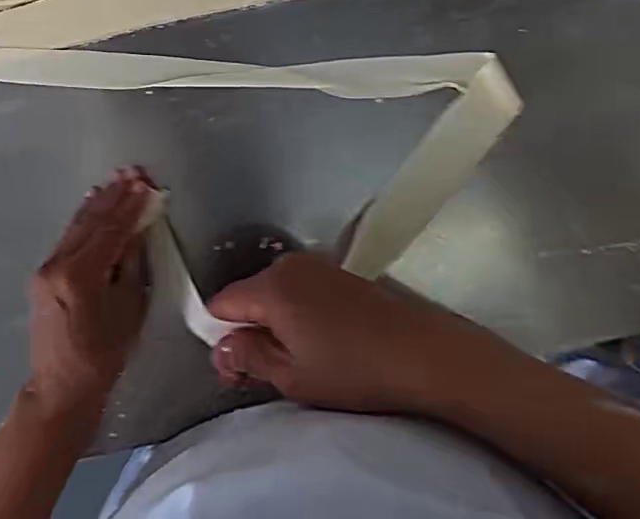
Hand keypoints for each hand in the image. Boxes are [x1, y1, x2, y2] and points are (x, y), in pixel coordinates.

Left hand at [25, 168, 154, 413]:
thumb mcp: (129, 307)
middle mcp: (58, 265)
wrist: (60, 387)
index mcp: (80, 276)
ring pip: (78, 224)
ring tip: (117, 178)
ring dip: (100, 201)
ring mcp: (46, 267)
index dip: (131, 206)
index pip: (111, 230)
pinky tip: (94, 200)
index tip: (147, 184)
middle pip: (92, 221)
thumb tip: (137, 227)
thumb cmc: (103, 354)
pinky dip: (84, 217)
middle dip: (115, 195)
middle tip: (134, 171)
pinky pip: (69, 236)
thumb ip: (131, 262)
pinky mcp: (42, 273)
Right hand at [206, 252, 518, 414]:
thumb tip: (222, 347)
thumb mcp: (292, 376)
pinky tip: (318, 340)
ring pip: (274, 292)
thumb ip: (249, 357)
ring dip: (273, 321)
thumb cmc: (353, 368)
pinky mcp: (337, 271)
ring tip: (296, 359)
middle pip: (248, 294)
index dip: (220, 336)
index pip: (222, 302)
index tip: (234, 368)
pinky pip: (298, 288)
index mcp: (272, 287)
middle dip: (247, 329)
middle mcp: (290, 265)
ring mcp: (315, 264)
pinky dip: (296, 312)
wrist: (420, 351)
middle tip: (263, 371)